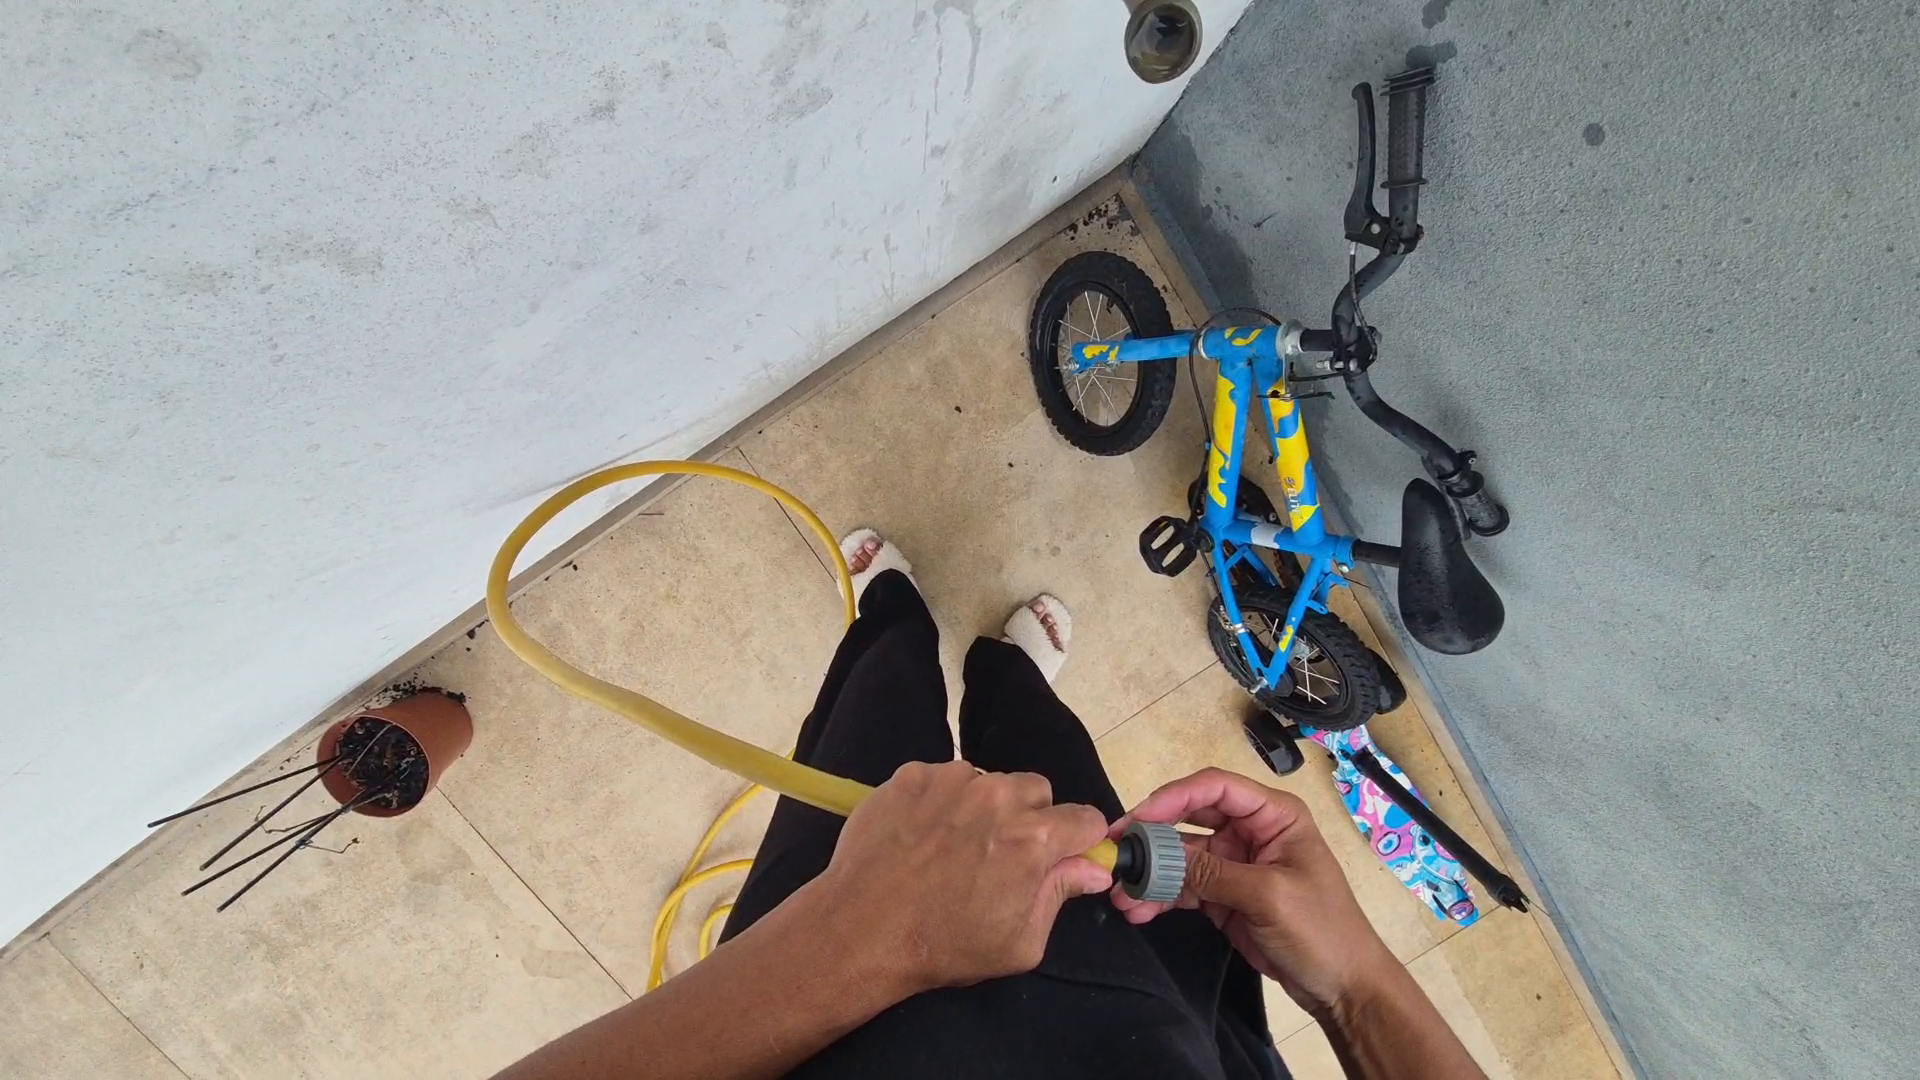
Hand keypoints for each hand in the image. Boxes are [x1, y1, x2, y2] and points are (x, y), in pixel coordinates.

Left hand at [805, 760, 1112, 994]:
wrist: (861, 927)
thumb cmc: (944, 945)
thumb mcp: (1019, 942)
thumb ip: (1060, 894)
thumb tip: (1094, 867)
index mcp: (1033, 838)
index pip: (1085, 817)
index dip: (1080, 837)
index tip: (1065, 852)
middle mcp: (998, 796)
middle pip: (1038, 790)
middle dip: (1030, 816)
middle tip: (1001, 852)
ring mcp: (952, 778)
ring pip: (989, 780)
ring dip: (983, 805)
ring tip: (952, 843)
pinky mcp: (914, 773)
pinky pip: (944, 777)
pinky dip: (941, 799)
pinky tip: (921, 831)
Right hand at [1109, 767, 1397, 1013]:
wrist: (1346, 993)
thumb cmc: (1323, 930)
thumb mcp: (1269, 896)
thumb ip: (1213, 872)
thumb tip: (1160, 856)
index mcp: (1271, 814)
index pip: (1214, 788)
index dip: (1174, 797)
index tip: (1140, 817)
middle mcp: (1248, 830)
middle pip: (1189, 818)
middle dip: (1152, 834)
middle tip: (1118, 849)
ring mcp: (1233, 862)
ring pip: (1180, 855)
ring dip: (1151, 872)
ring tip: (1121, 891)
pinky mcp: (1222, 894)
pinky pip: (1183, 886)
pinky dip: (1160, 896)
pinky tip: (1138, 909)